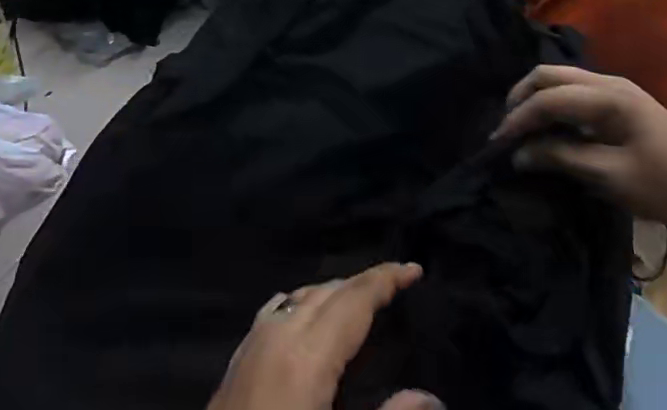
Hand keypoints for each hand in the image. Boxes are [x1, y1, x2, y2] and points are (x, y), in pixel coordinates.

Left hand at [206, 262, 438, 409]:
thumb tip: (432, 398)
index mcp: (308, 357)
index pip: (355, 298)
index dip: (387, 279)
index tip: (416, 270)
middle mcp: (280, 338)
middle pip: (330, 291)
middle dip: (366, 282)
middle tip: (397, 284)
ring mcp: (252, 348)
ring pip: (301, 295)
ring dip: (335, 291)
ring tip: (361, 300)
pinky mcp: (234, 365)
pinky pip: (275, 312)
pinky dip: (301, 302)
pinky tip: (306, 316)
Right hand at [492, 66, 666, 248]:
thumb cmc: (666, 188)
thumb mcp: (611, 177)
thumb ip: (562, 157)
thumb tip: (518, 153)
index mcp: (610, 96)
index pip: (550, 95)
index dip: (519, 117)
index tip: (497, 145)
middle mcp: (611, 82)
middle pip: (552, 75)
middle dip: (522, 99)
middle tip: (505, 133)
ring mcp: (618, 90)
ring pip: (563, 81)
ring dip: (537, 100)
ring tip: (520, 132)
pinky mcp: (621, 104)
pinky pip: (577, 93)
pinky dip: (555, 106)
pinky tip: (548, 129)